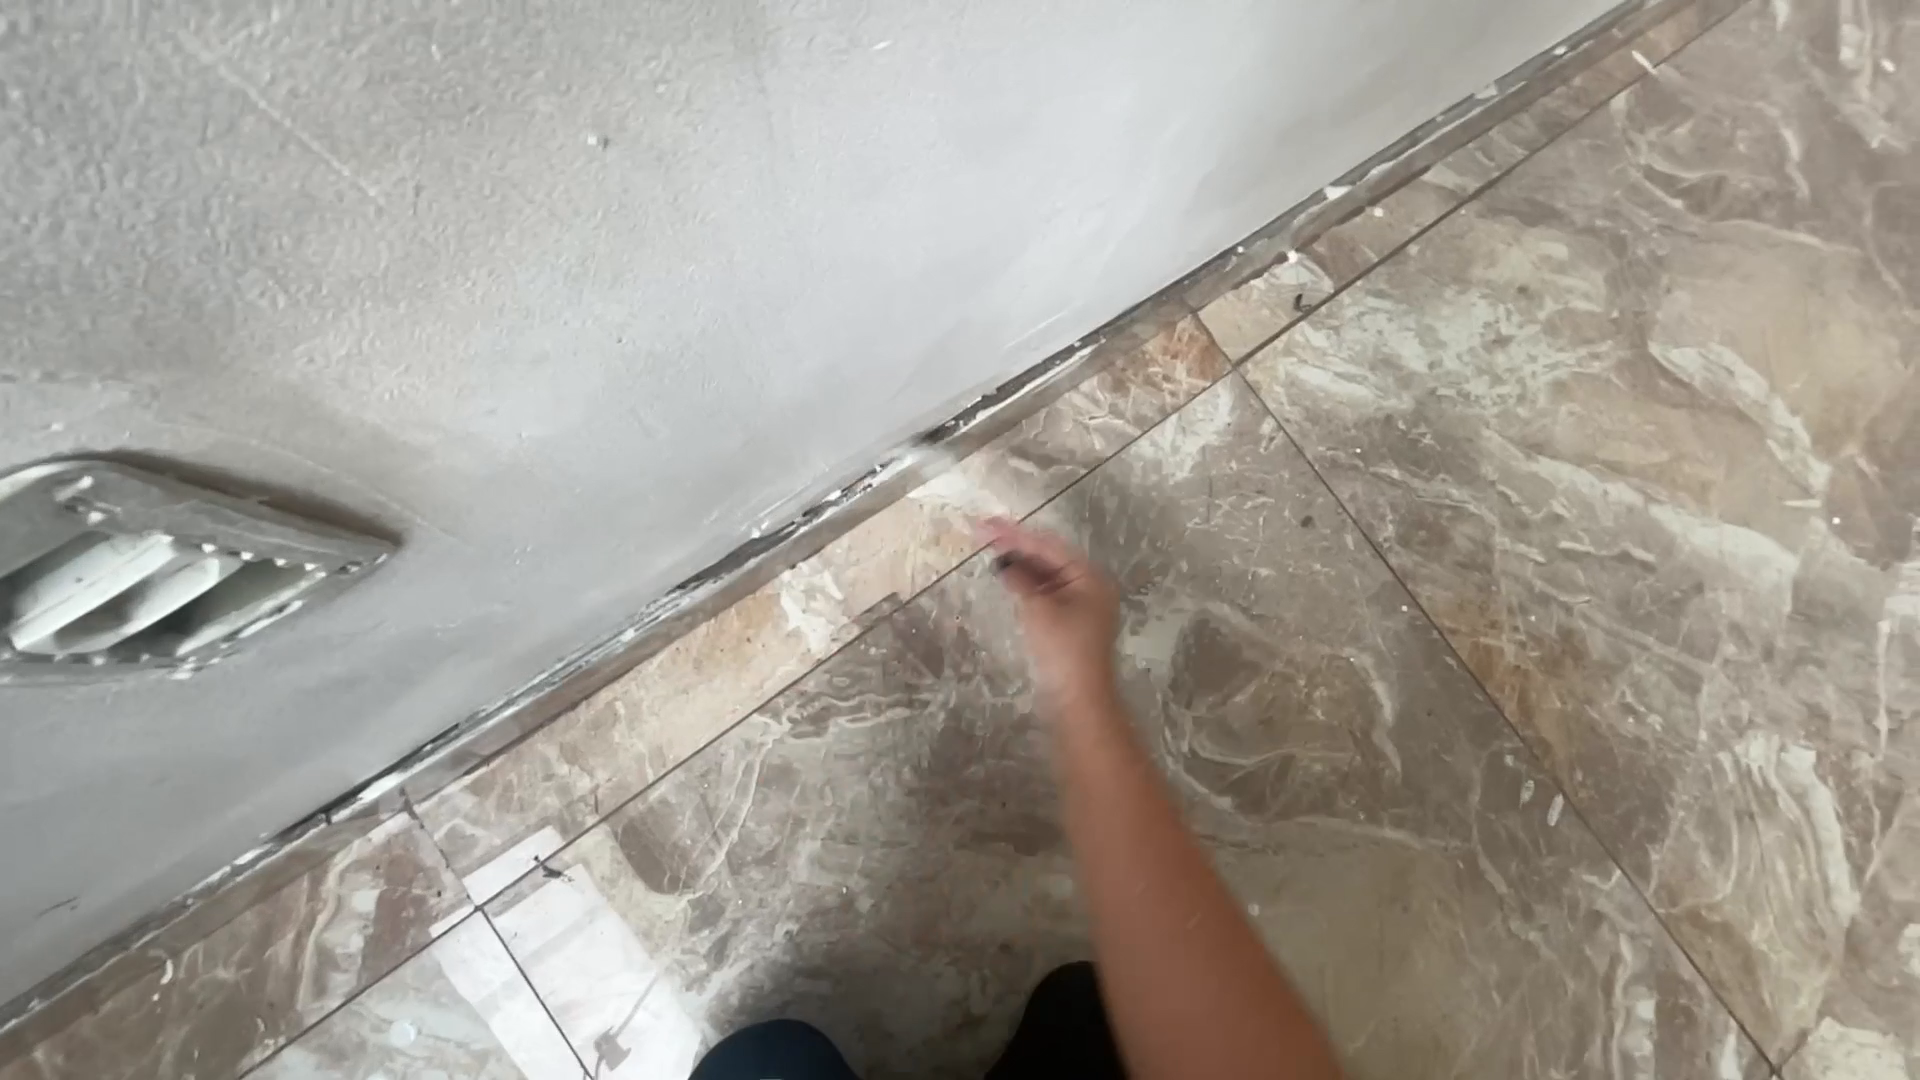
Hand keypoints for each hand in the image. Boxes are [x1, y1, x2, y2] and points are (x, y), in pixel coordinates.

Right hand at [979, 516, 1120, 706]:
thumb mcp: (1039, 610)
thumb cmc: (1063, 650)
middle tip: (984, 531)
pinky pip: (1046, 591)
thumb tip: (1004, 563)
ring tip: (991, 548)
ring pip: (1046, 574)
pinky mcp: (1068, 621)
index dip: (1016, 533)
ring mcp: (1079, 604)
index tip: (988, 523)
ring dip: (1020, 563)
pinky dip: (1027, 583)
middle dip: (1017, 545)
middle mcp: (1088, 585)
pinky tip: (1007, 575)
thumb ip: (1021, 580)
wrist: (1078, 699)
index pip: (1048, 546)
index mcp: (1089, 577)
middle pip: (1049, 557)